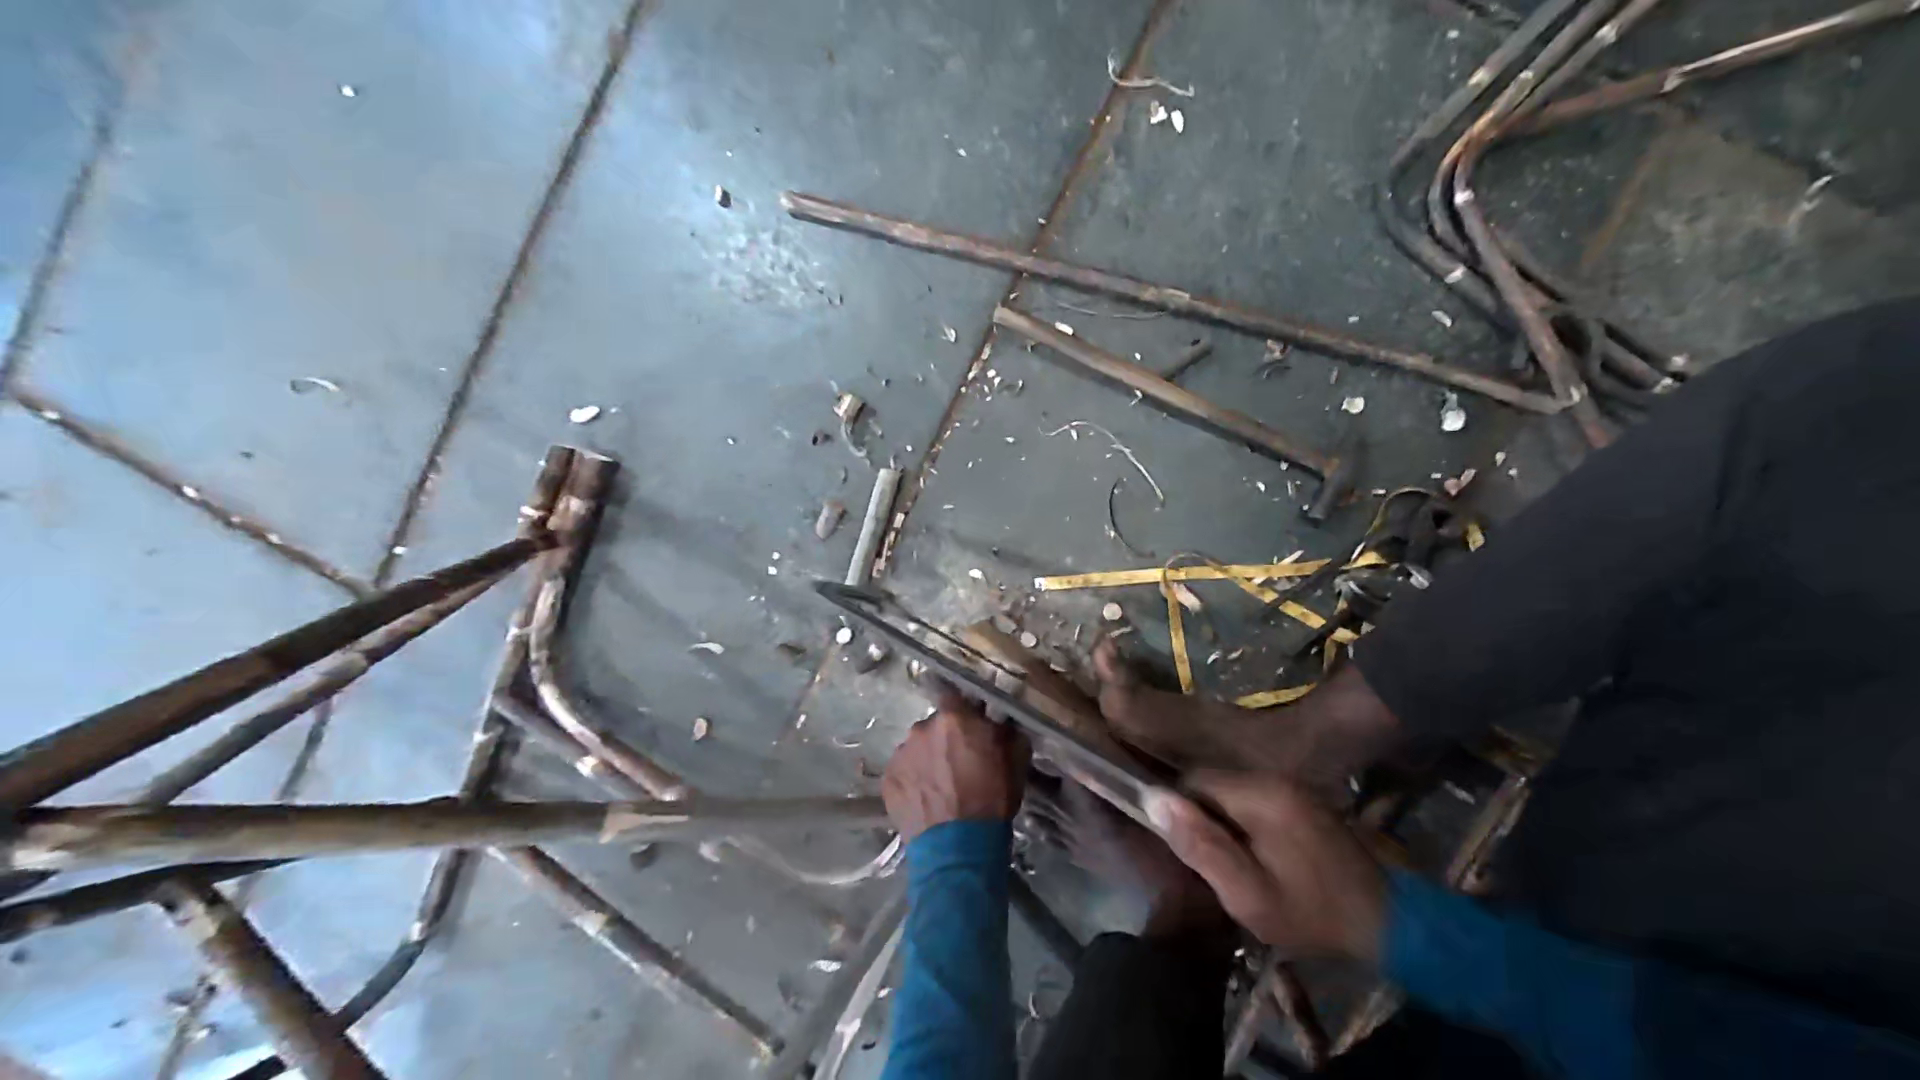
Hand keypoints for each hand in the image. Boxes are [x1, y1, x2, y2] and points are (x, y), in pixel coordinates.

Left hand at [883, 685, 1029, 841]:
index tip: (970, 725)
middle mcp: (922, 727)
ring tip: (941, 785)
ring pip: (917, 747)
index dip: (963, 711)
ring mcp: (901, 753)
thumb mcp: (1015, 762)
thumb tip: (1002, 722)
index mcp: (954, 718)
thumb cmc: (992, 801)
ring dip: (928, 759)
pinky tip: (926, 799)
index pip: (955, 697)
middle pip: (935, 725)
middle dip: (946, 738)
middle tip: (959, 762)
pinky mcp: (888, 778)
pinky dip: (914, 779)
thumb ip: (1008, 733)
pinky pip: (904, 770)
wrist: (957, 848)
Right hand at [1145, 772, 1385, 961]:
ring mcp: (1289, 784)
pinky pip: (1249, 796)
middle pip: (1209, 783)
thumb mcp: (1248, 895)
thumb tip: (1153, 799)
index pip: (1191, 781)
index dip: (1179, 812)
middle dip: (1200, 817)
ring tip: (1231, 860)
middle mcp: (1273, 777)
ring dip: (1219, 819)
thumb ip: (1201, 846)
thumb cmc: (1312, 913)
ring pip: (1227, 790)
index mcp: (1259, 794)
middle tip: (1211, 862)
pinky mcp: (1298, 796)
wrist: (1389, 923)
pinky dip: (1240, 820)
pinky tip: (1253, 852)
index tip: (1187, 850)